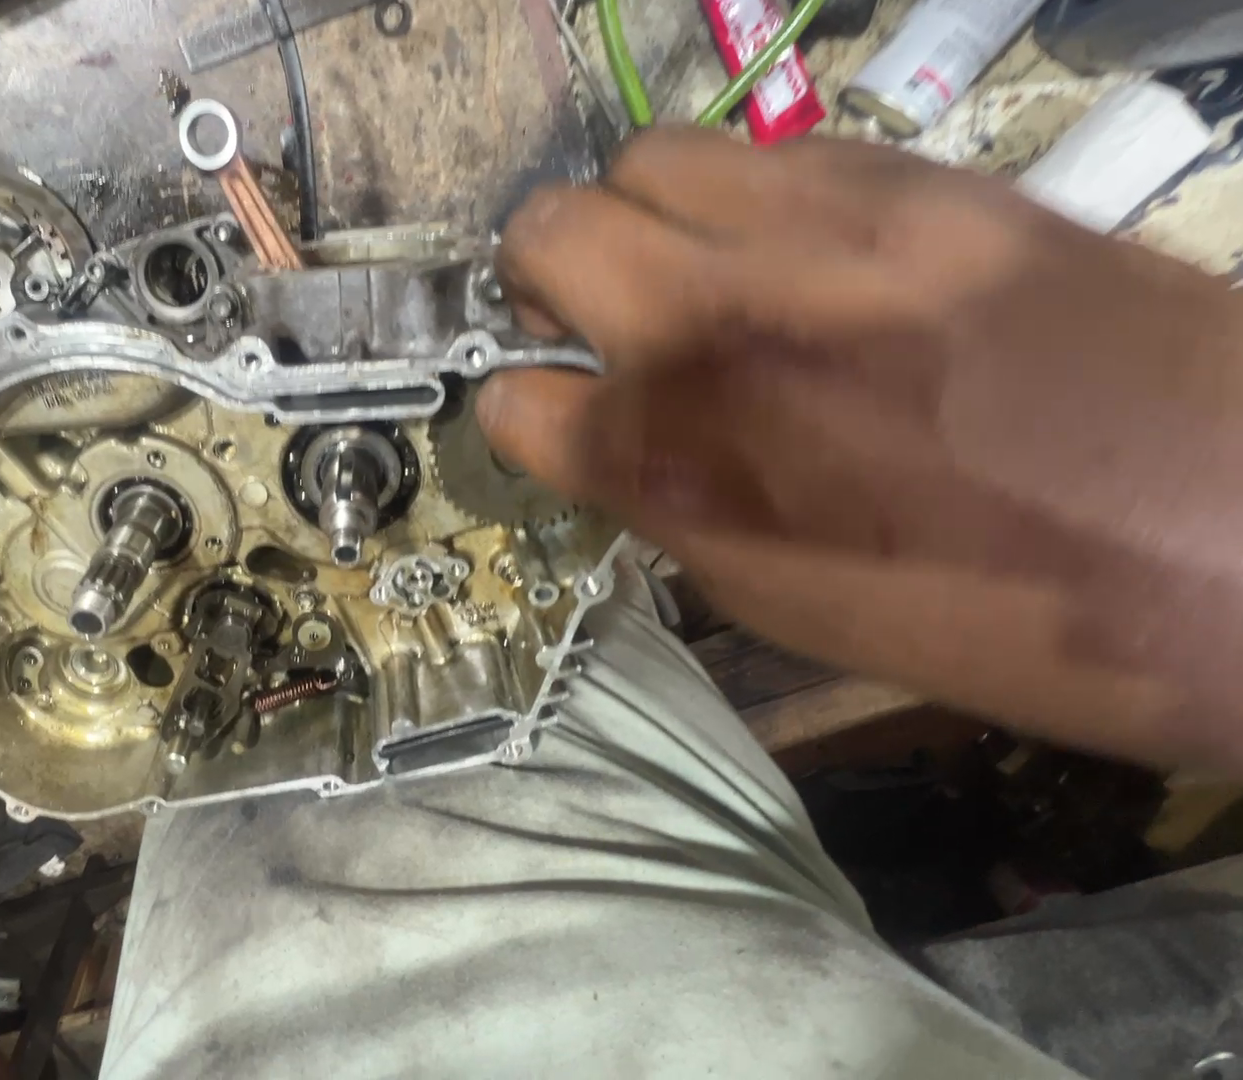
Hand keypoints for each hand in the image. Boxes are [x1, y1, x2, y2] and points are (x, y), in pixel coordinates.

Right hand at [480, 127, 1242, 768]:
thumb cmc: (966, 603)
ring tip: (684, 277)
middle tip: (586, 324)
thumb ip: (642, 489)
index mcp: (672, 453)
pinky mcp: (920, 179)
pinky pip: (765, 152)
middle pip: (544, 228)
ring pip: (642, 159)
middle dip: (537, 278)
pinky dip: (736, 202)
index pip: (509, 396)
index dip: (513, 409)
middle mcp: (719, 321)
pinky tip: (788, 258)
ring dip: (630, 222)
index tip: (540, 417)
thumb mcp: (758, 587)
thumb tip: (581, 425)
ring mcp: (820, 229)